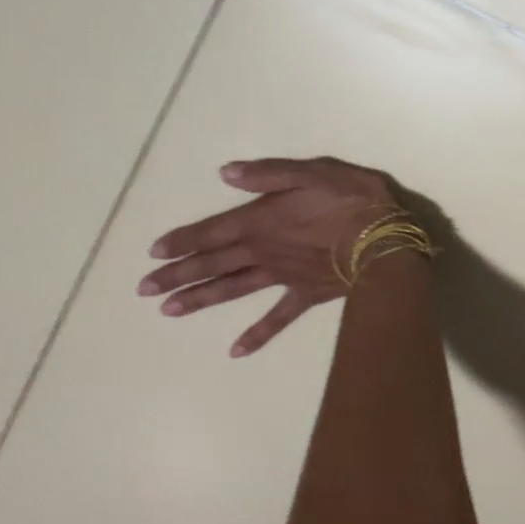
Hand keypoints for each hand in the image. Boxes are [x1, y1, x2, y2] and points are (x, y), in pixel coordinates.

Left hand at [138, 156, 402, 356]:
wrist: (381, 240)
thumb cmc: (350, 199)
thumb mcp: (312, 172)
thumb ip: (269, 174)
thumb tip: (226, 174)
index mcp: (261, 220)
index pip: (212, 231)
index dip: (183, 241)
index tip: (153, 253)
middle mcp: (263, 251)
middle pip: (214, 263)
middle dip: (179, 274)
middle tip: (143, 289)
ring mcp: (282, 277)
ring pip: (233, 289)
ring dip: (201, 299)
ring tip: (168, 311)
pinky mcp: (304, 295)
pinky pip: (276, 318)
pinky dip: (256, 335)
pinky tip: (236, 351)